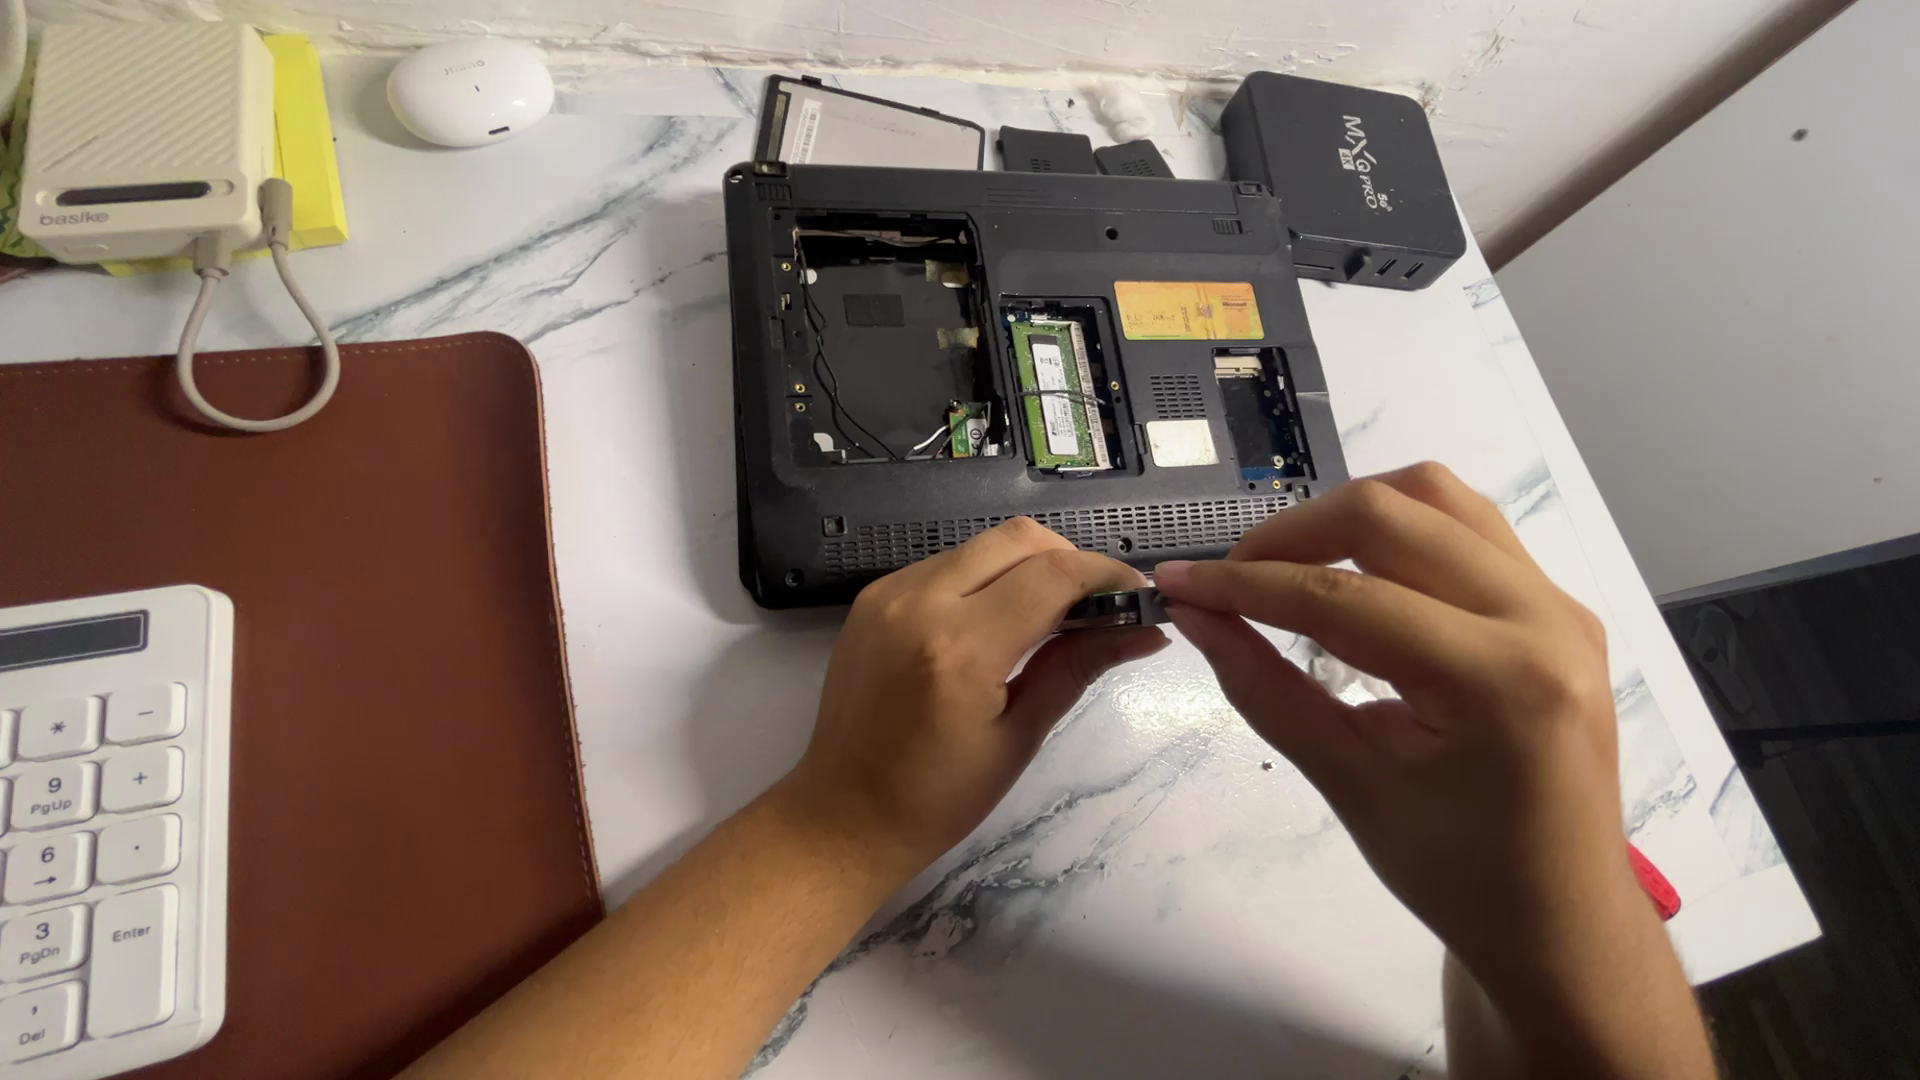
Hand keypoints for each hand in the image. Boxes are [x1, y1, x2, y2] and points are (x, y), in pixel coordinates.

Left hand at [779, 518, 1168, 887]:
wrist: (840, 814)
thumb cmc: (936, 799)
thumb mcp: (1019, 738)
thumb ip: (1078, 668)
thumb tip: (1144, 632)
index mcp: (961, 649)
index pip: (1053, 575)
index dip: (1105, 575)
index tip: (1135, 596)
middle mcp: (920, 603)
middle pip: (1018, 539)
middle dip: (1069, 559)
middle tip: (1094, 606)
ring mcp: (889, 593)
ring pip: (981, 545)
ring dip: (1026, 566)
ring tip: (1048, 615)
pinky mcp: (873, 596)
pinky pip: (945, 564)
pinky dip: (984, 577)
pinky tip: (995, 619)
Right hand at [1153, 463, 1640, 978]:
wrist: (1561, 918)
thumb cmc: (1451, 869)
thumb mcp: (1341, 778)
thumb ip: (1259, 684)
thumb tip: (1193, 613)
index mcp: (1499, 681)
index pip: (1341, 600)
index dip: (1244, 585)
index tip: (1178, 582)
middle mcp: (1542, 618)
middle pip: (1388, 515)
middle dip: (1287, 536)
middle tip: (1230, 580)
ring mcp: (1555, 601)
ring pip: (1431, 495)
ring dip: (1340, 517)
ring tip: (1286, 566)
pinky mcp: (1551, 602)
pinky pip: (1459, 522)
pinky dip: (1387, 527)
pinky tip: (1350, 572)